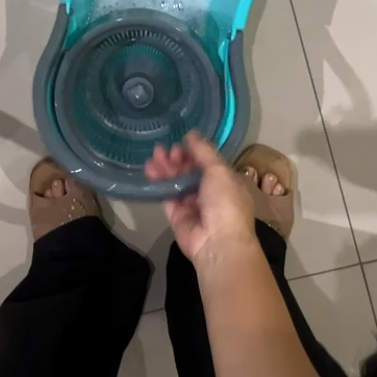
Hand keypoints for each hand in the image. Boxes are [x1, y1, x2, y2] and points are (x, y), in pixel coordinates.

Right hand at [146, 132, 258, 266]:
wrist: (218, 243)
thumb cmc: (225, 203)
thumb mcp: (219, 171)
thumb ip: (203, 151)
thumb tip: (192, 133)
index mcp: (226, 182)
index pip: (208, 162)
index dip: (194, 152)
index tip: (182, 143)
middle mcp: (210, 193)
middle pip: (190, 171)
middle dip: (178, 159)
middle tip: (166, 150)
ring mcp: (193, 204)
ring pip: (177, 182)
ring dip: (166, 167)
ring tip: (154, 155)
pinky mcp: (177, 215)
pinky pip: (167, 195)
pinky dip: (159, 182)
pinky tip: (150, 170)